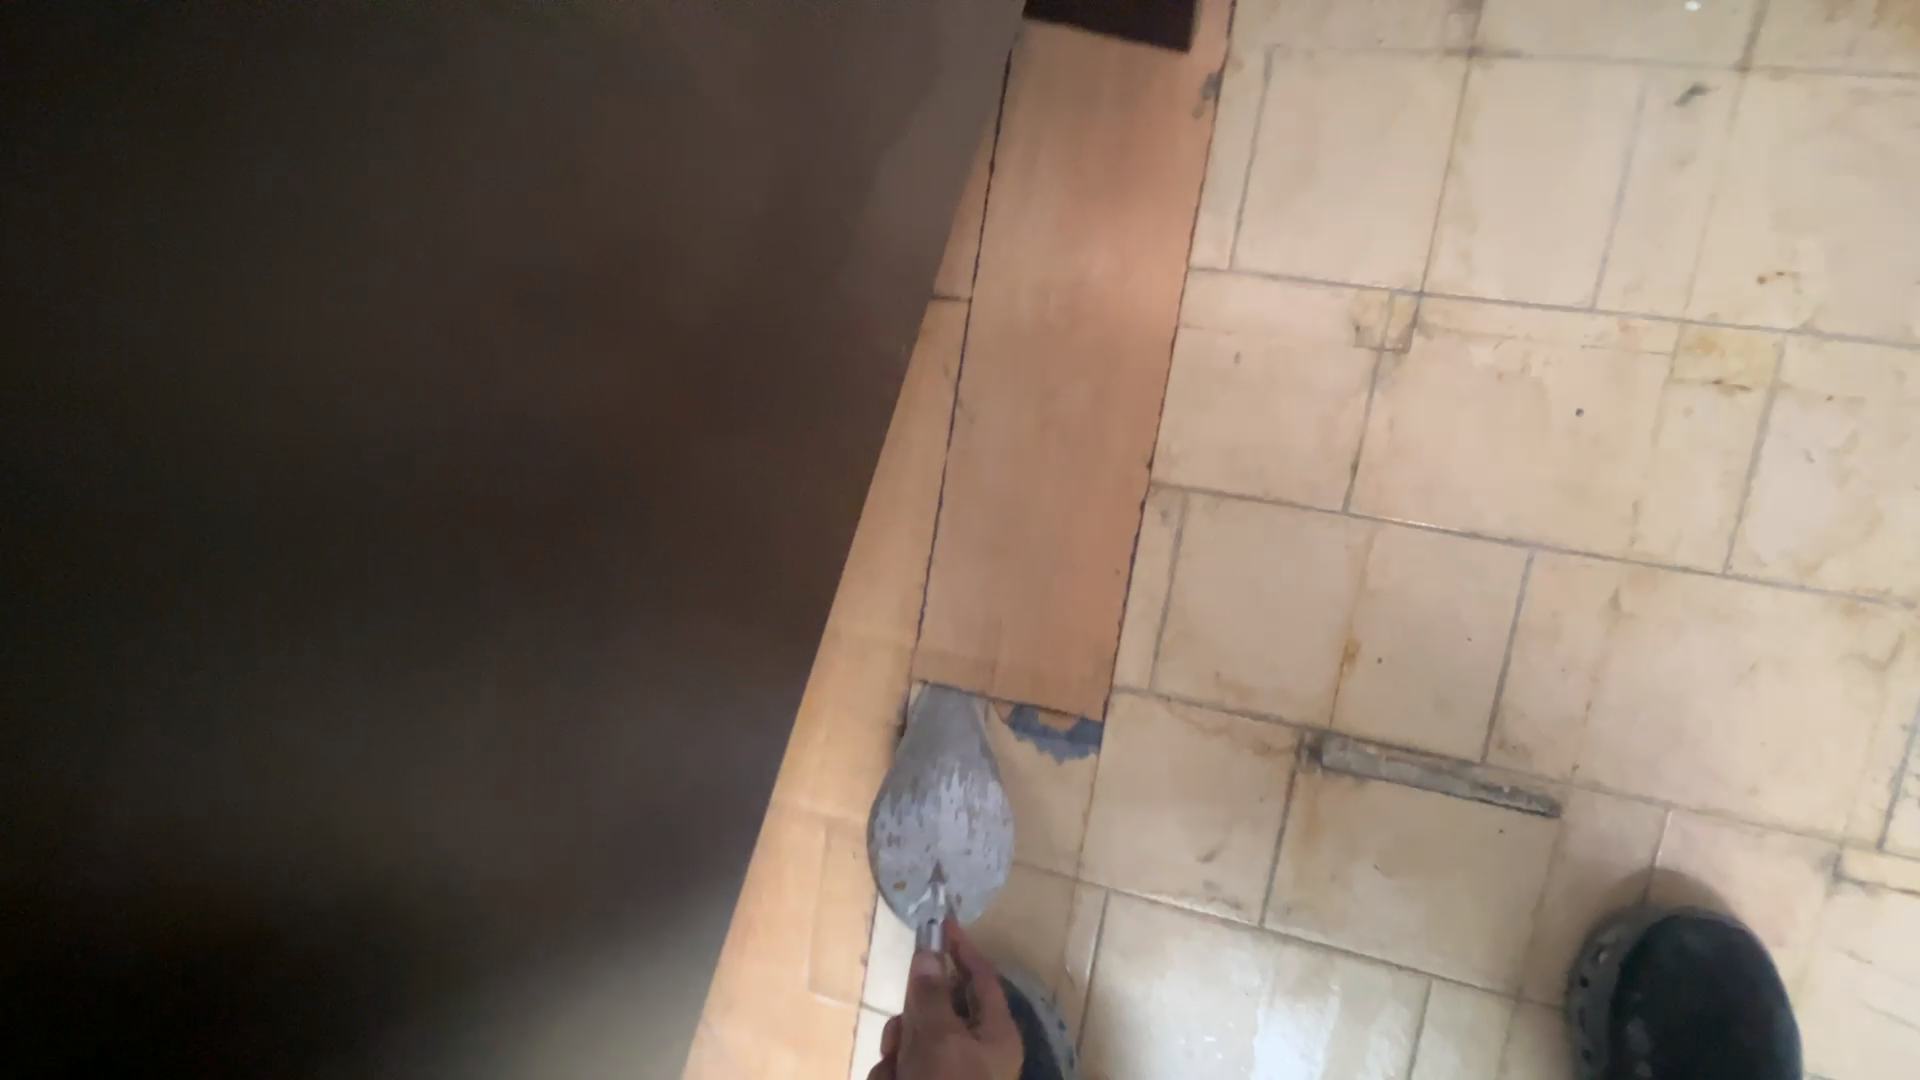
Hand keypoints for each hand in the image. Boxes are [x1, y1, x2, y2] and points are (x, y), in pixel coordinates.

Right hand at [867, 917, 1022, 1079]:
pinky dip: (892, 1073)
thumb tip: (927, 954)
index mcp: (996, 1033)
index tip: (941, 920)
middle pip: (939, 1007)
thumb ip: (932, 995)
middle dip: (912, 1015)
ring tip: (893, 1066)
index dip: (961, 946)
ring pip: (914, 1038)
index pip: (981, 976)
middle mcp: (978, 1050)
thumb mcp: (941, 1040)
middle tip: (899, 1026)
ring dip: (897, 1048)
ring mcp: (951, 1072)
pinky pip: (902, 1066)